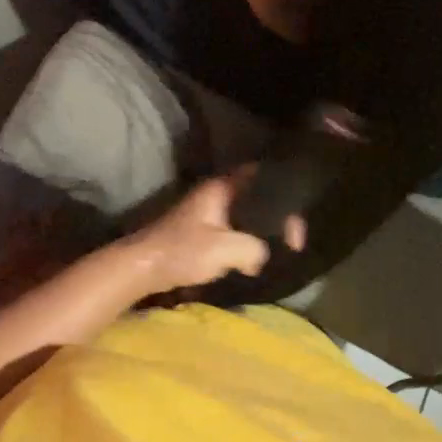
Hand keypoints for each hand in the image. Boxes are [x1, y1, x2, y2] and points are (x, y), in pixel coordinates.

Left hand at [126, 170, 306, 294]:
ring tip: (279, 249)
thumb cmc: (182, 251)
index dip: (282, 189)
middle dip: (276, 214)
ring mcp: (208, 211)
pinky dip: (248, 241)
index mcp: (221, 188)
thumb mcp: (224, 249)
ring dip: (261, 230)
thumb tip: (263, 254)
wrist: (144, 267)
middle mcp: (216, 193)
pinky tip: (255, 259)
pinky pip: (235, 230)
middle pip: (256, 196)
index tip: (297, 212)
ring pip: (246, 214)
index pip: (259, 174)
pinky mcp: (203, 231)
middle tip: (292, 237)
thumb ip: (253, 248)